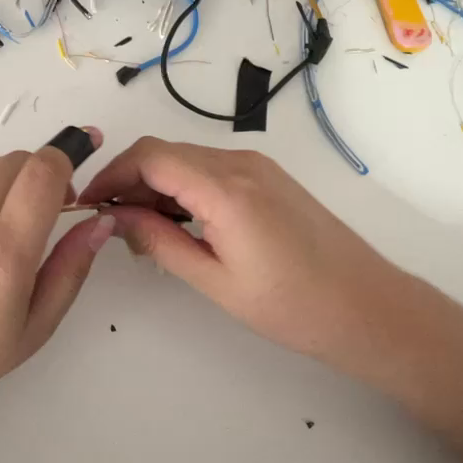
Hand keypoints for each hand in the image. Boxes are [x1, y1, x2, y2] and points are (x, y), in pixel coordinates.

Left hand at [0, 130, 115, 409]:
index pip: (44, 170)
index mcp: (6, 248)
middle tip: (47, 211)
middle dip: (42, 174)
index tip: (75, 183)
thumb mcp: (36, 324)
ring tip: (8, 217)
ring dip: (8, 178)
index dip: (68, 161)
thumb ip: (71, 268)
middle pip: (18, 159)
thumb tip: (99, 221)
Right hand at [80, 138, 427, 367]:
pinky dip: (182, 186)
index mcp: (225, 189)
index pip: (149, 157)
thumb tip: (116, 216)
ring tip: (144, 230)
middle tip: (113, 224)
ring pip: (184, 159)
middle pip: (163, 153)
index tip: (89, 205)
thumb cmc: (293, 307)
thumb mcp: (214, 281)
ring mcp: (258, 166)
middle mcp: (240, 164)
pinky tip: (179, 222)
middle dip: (129, 181)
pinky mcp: (268, 177)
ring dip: (154, 185)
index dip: (111, 175)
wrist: (373, 310)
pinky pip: (209, 168)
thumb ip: (159, 241)